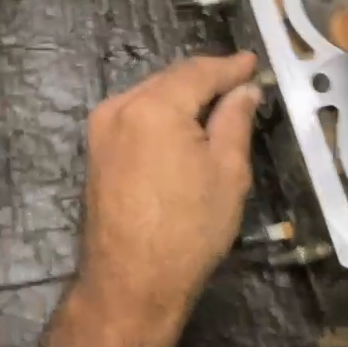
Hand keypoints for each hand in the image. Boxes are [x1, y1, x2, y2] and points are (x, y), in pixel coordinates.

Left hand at [79, 53, 261, 318]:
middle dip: (205, 79)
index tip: (252, 62)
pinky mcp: (95, 148)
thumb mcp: (227, 172)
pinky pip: (135, 115)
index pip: (198, 72)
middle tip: (239, 79)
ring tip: (216, 98)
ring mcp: (101, 127)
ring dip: (182, 94)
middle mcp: (120, 106)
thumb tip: (243, 89)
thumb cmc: (188, 230)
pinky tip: (182, 122)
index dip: (229, 67)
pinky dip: (161, 112)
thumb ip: (234, 120)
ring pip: (150, 95)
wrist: (130, 284)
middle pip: (170, 79)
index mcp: (153, 107)